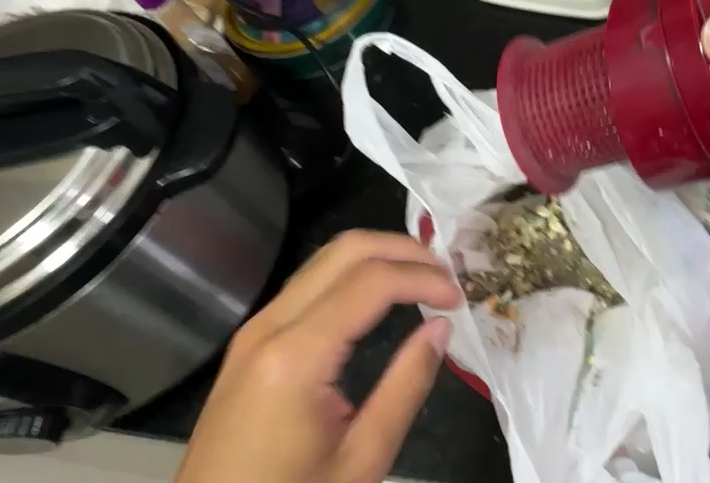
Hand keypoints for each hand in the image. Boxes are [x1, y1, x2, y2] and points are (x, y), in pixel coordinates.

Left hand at [175, 231, 462, 482]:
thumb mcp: (360, 461)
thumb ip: (405, 387)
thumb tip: (441, 327)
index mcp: (296, 355)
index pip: (372, 281)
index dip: (423, 277)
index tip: (459, 298)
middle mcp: (269, 325)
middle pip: (345, 249)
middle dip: (403, 249)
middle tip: (445, 273)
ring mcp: (254, 330)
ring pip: (324, 259)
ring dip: (377, 256)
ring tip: (421, 277)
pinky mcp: (250, 343)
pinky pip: (307, 284)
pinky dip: (351, 274)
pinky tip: (379, 294)